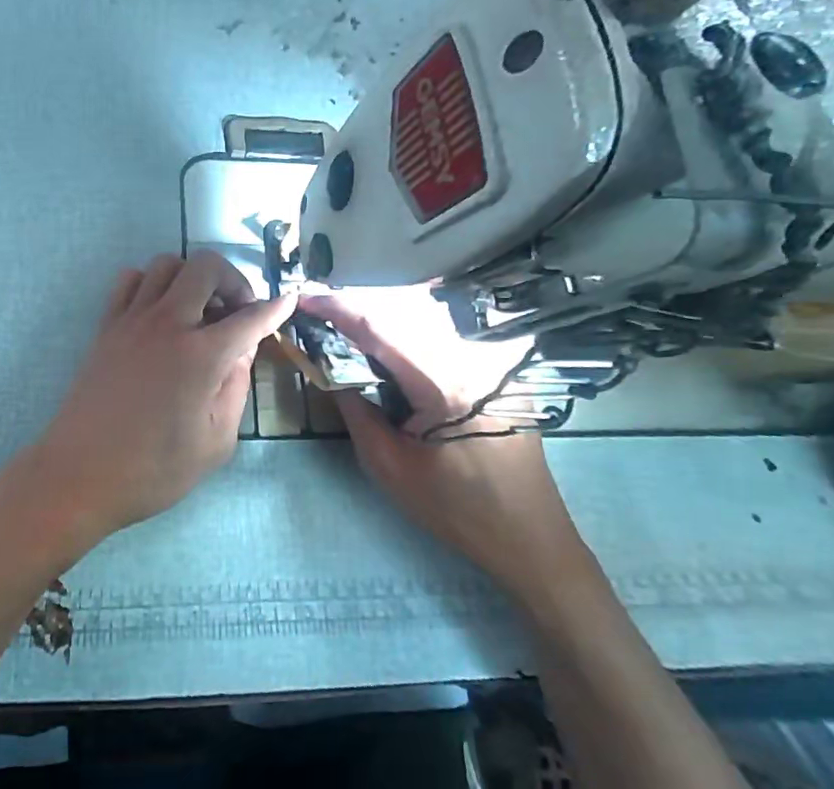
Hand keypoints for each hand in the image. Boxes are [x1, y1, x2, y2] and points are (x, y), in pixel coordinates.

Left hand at [23, 253, 294, 546]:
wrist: (78, 476)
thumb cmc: (153, 470)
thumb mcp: (216, 443)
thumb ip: (235, 389)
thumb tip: (241, 351)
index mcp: (201, 355)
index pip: (250, 317)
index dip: (275, 308)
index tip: (288, 301)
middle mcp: (168, 324)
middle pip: (206, 266)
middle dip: (233, 281)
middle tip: (237, 313)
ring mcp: (132, 320)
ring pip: (166, 264)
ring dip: (191, 278)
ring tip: (199, 312)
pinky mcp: (106, 327)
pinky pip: (129, 280)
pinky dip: (151, 284)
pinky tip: (159, 313)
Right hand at [300, 295, 576, 578]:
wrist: (527, 536)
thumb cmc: (454, 508)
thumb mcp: (388, 465)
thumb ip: (355, 409)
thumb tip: (327, 367)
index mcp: (445, 384)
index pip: (381, 329)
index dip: (338, 308)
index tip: (305, 298)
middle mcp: (474, 359)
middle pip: (404, 313)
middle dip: (358, 305)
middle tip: (320, 306)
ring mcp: (494, 361)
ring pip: (427, 319)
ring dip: (384, 316)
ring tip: (346, 320)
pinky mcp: (502, 370)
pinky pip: (448, 336)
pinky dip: (412, 331)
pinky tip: (390, 341)